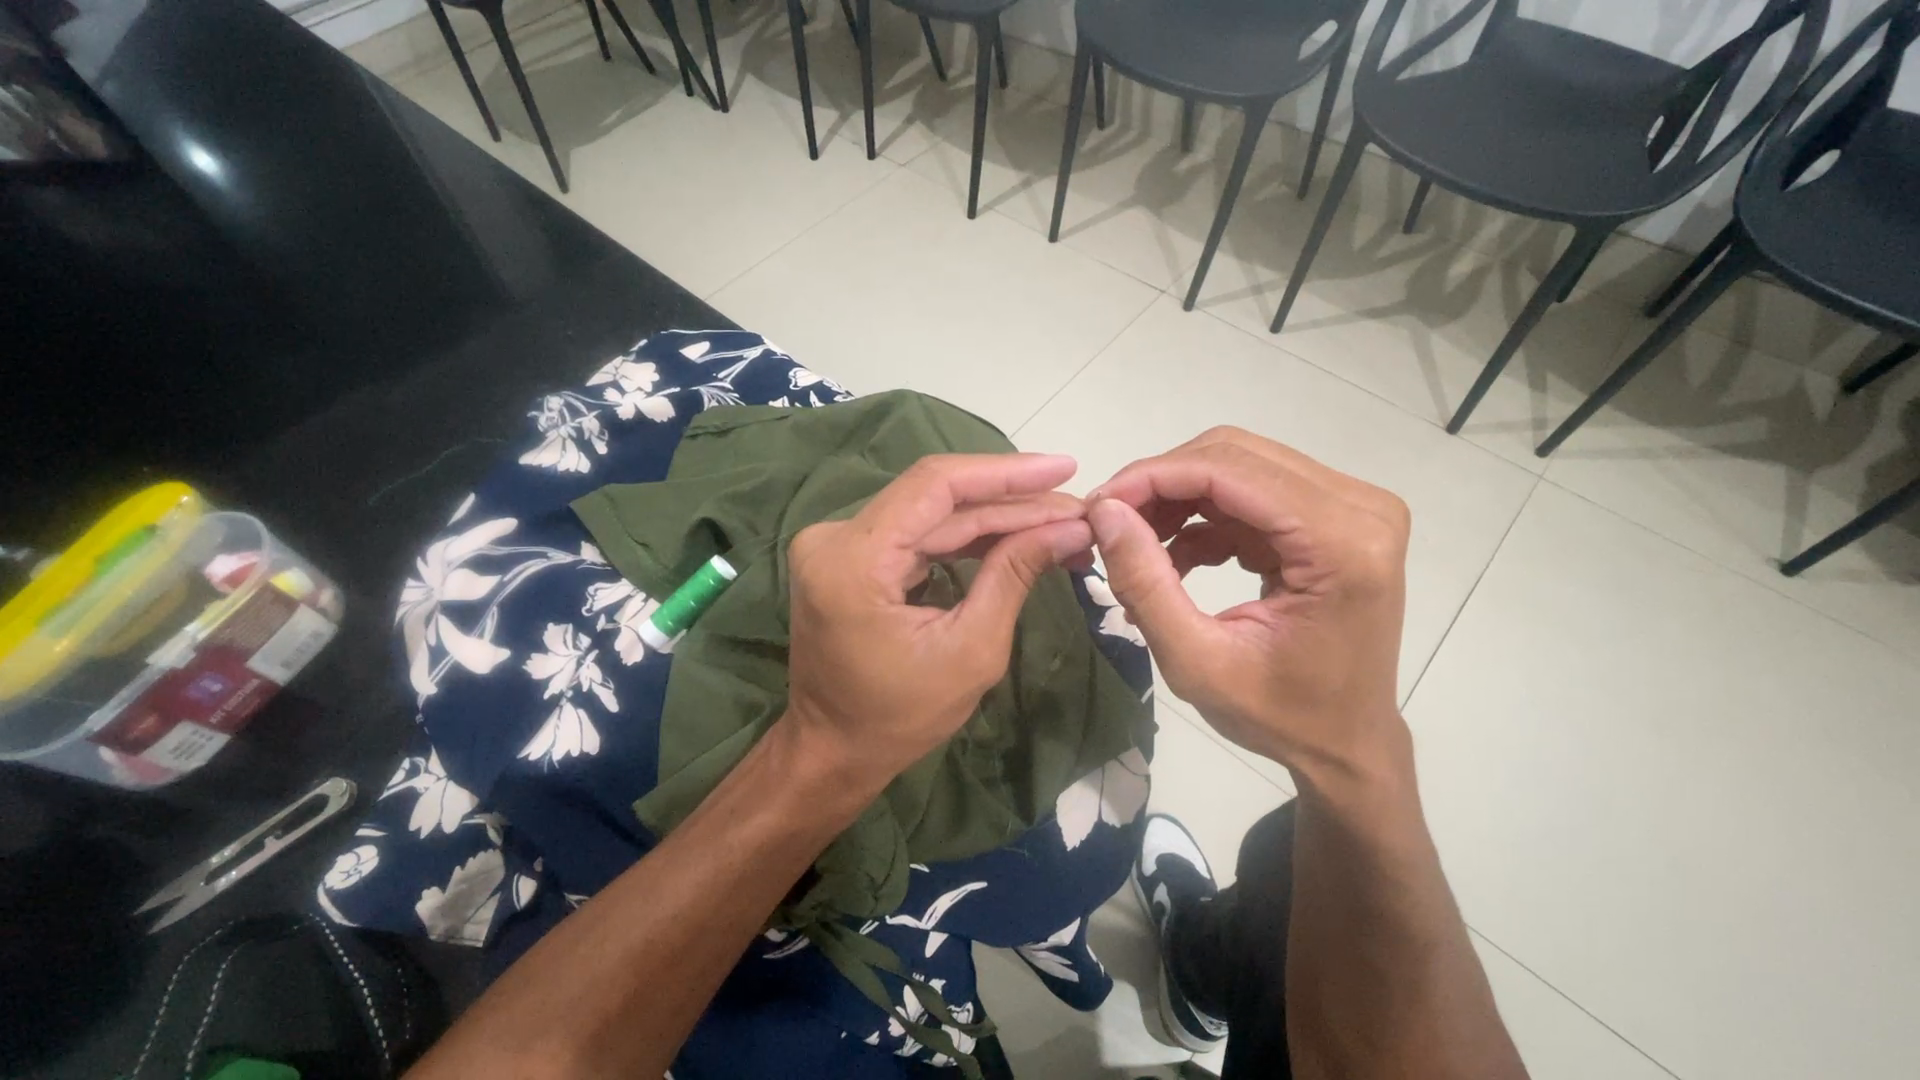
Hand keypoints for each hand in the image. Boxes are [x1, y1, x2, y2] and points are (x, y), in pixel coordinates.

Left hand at [782, 454, 1093, 785]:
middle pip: (938, 500)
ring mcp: (838, 544)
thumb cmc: (900, 717)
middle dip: (1013, 503)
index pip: (935, 486)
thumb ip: (1013, 576)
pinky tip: (1018, 536)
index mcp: (853, 560)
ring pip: (932, 514)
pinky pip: (918, 534)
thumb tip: (1070, 527)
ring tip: (1061, 525)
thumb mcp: (970, 650)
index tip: (1066, 468)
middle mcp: (835, 537)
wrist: (834, 752)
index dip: (1005, 473)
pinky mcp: (850, 557)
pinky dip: (968, 538)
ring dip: (997, 518)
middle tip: (1079, 512)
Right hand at [1086, 428, 1411, 788]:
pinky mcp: (1337, 516)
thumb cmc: (1279, 716)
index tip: (1096, 505)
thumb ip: (1146, 585)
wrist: (1345, 743)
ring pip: (1239, 466)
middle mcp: (1360, 508)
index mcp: (1342, 544)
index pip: (1232, 471)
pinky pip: (1252, 491)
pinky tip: (1174, 559)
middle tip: (1108, 523)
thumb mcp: (1197, 662)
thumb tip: (1104, 511)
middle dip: (1161, 483)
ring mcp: (1353, 508)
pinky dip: (1203, 516)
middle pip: (1235, 456)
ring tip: (1134, 544)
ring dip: (1178, 498)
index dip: (1154, 477)